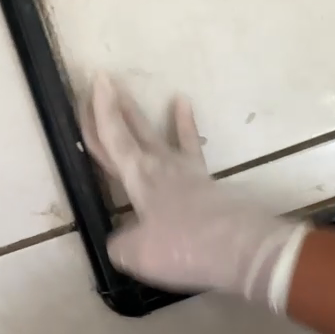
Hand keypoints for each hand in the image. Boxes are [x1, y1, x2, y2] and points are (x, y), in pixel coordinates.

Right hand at [82, 74, 308, 310]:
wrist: (240, 248)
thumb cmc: (184, 247)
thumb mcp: (138, 255)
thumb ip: (120, 244)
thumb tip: (120, 241)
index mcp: (137, 177)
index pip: (112, 138)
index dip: (97, 113)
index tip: (94, 83)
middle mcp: (157, 165)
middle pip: (129, 130)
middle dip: (112, 105)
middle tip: (102, 78)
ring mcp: (183, 169)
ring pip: (153, 133)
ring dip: (136, 114)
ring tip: (126, 90)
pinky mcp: (203, 178)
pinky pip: (189, 144)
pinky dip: (184, 124)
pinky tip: (183, 102)